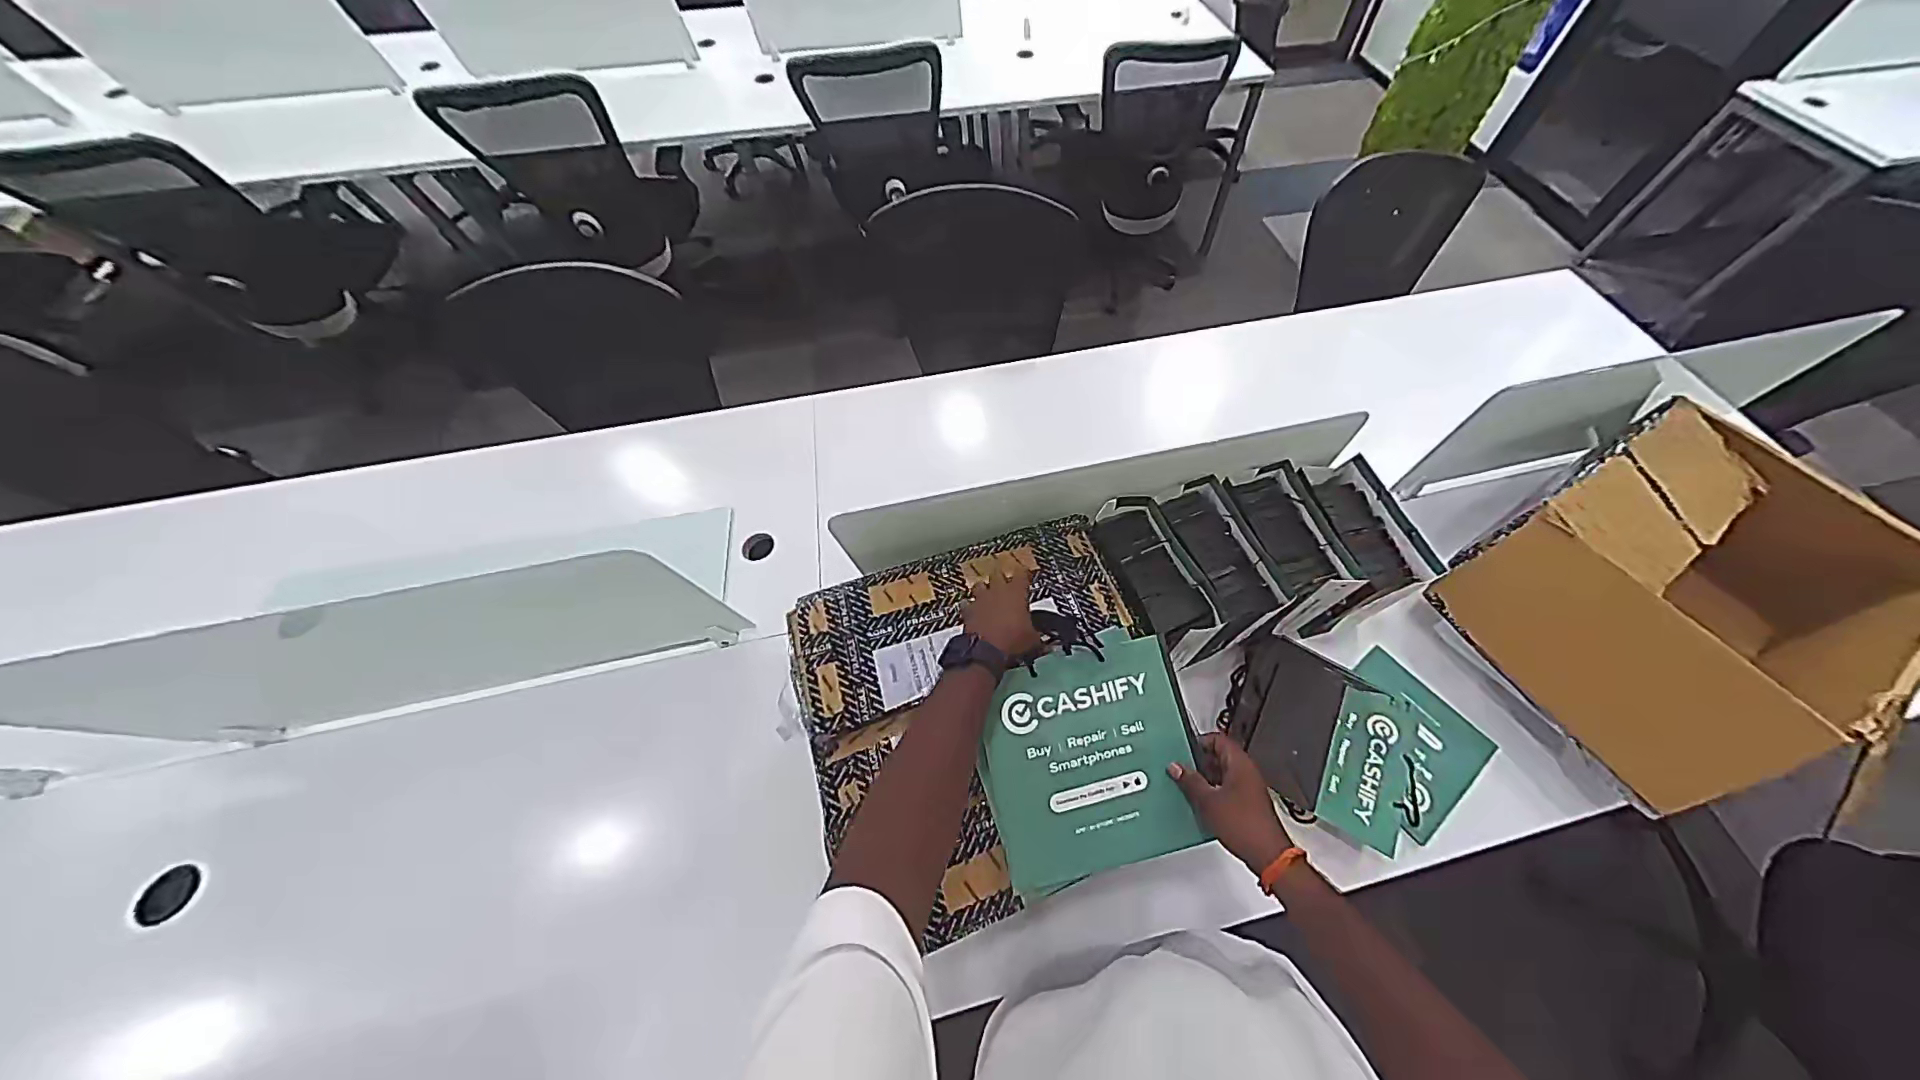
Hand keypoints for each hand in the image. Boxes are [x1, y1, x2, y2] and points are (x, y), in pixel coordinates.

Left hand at [962, 564, 1042, 657]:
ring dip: (983, 589)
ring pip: (980, 586)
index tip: (1026, 575)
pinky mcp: (967, 612)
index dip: (1024, 574)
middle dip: (1001, 577)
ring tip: (987, 593)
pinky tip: (971, 610)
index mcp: (1016, 593)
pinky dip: (970, 607)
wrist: (985, 653)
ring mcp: (980, 600)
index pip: (1022, 575)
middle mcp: (997, 591)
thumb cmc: (1013, 642)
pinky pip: (967, 604)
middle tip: (1005, 582)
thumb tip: (1041, 641)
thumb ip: (1037, 635)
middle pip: (997, 574)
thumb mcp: (1033, 641)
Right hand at [1170, 732, 1293, 874]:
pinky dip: (1214, 791)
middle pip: (1221, 756)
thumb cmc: (1245, 826)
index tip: (1184, 749)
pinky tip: (1203, 803)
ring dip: (1206, 778)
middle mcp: (1248, 773)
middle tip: (1184, 768)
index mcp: (1240, 764)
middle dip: (1200, 761)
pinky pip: (1228, 789)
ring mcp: (1250, 788)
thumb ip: (1190, 781)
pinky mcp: (1249, 804)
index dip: (1200, 741)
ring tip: (1190, 786)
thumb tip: (1177, 768)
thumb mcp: (1207, 800)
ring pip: (1224, 773)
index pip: (1218, 739)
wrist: (1266, 854)